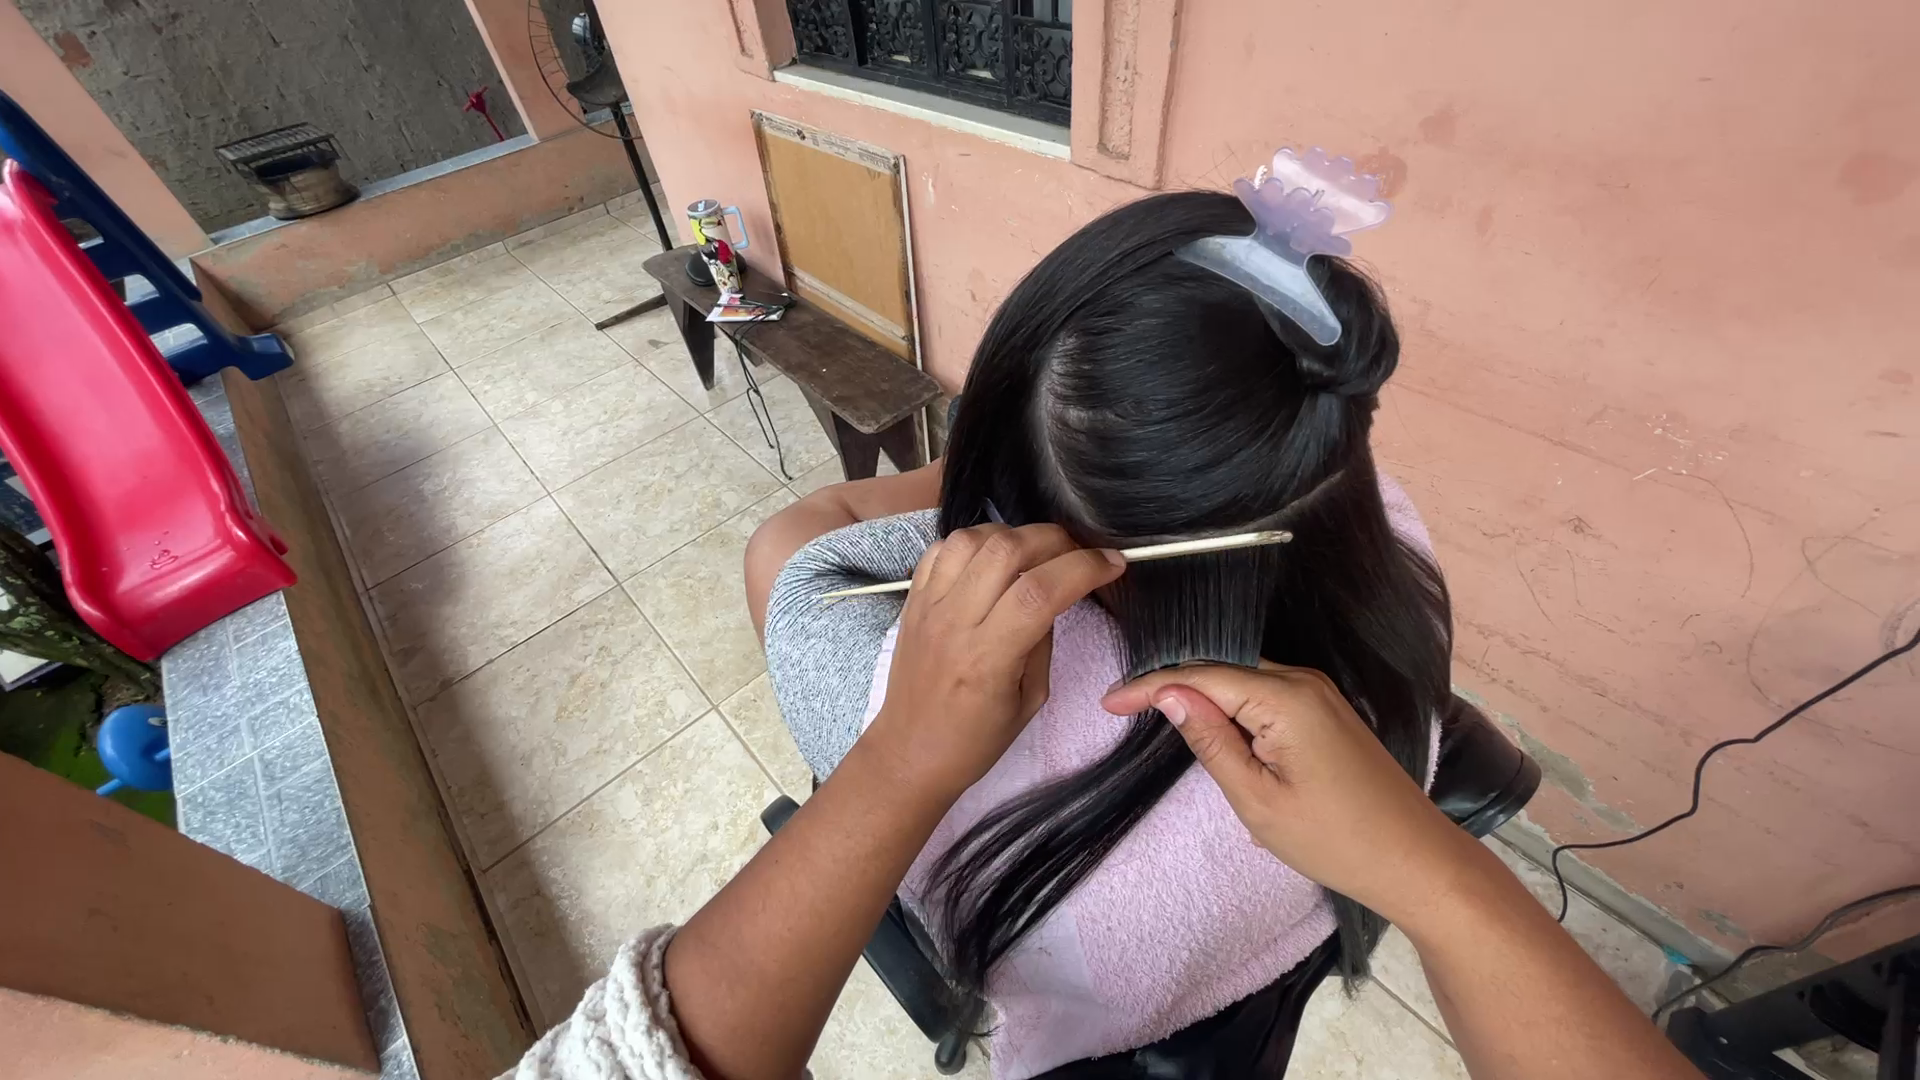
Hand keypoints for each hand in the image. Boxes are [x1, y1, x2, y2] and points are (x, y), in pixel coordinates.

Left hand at [866, 524, 1124, 801]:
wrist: (908, 751)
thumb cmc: (975, 739)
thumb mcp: (1030, 700)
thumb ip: (1043, 641)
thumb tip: (1056, 594)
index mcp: (988, 657)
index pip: (1041, 591)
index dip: (1084, 567)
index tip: (1112, 563)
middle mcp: (955, 622)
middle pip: (1006, 550)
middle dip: (1055, 539)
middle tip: (1078, 552)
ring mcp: (928, 605)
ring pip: (972, 539)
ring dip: (1012, 534)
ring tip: (1034, 551)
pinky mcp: (912, 599)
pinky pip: (941, 549)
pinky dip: (973, 541)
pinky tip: (992, 557)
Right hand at [1102, 664, 1472, 924]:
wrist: (1418, 862)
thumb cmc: (1333, 839)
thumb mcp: (1256, 798)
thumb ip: (1210, 739)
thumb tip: (1169, 693)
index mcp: (1284, 698)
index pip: (1198, 676)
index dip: (1149, 686)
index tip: (1108, 702)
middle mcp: (1300, 679)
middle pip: (1217, 668)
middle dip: (1168, 684)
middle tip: (1121, 706)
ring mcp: (1316, 690)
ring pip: (1238, 677)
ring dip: (1197, 693)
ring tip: (1151, 710)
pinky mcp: (1323, 707)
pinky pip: (1260, 690)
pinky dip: (1226, 702)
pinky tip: (1205, 717)